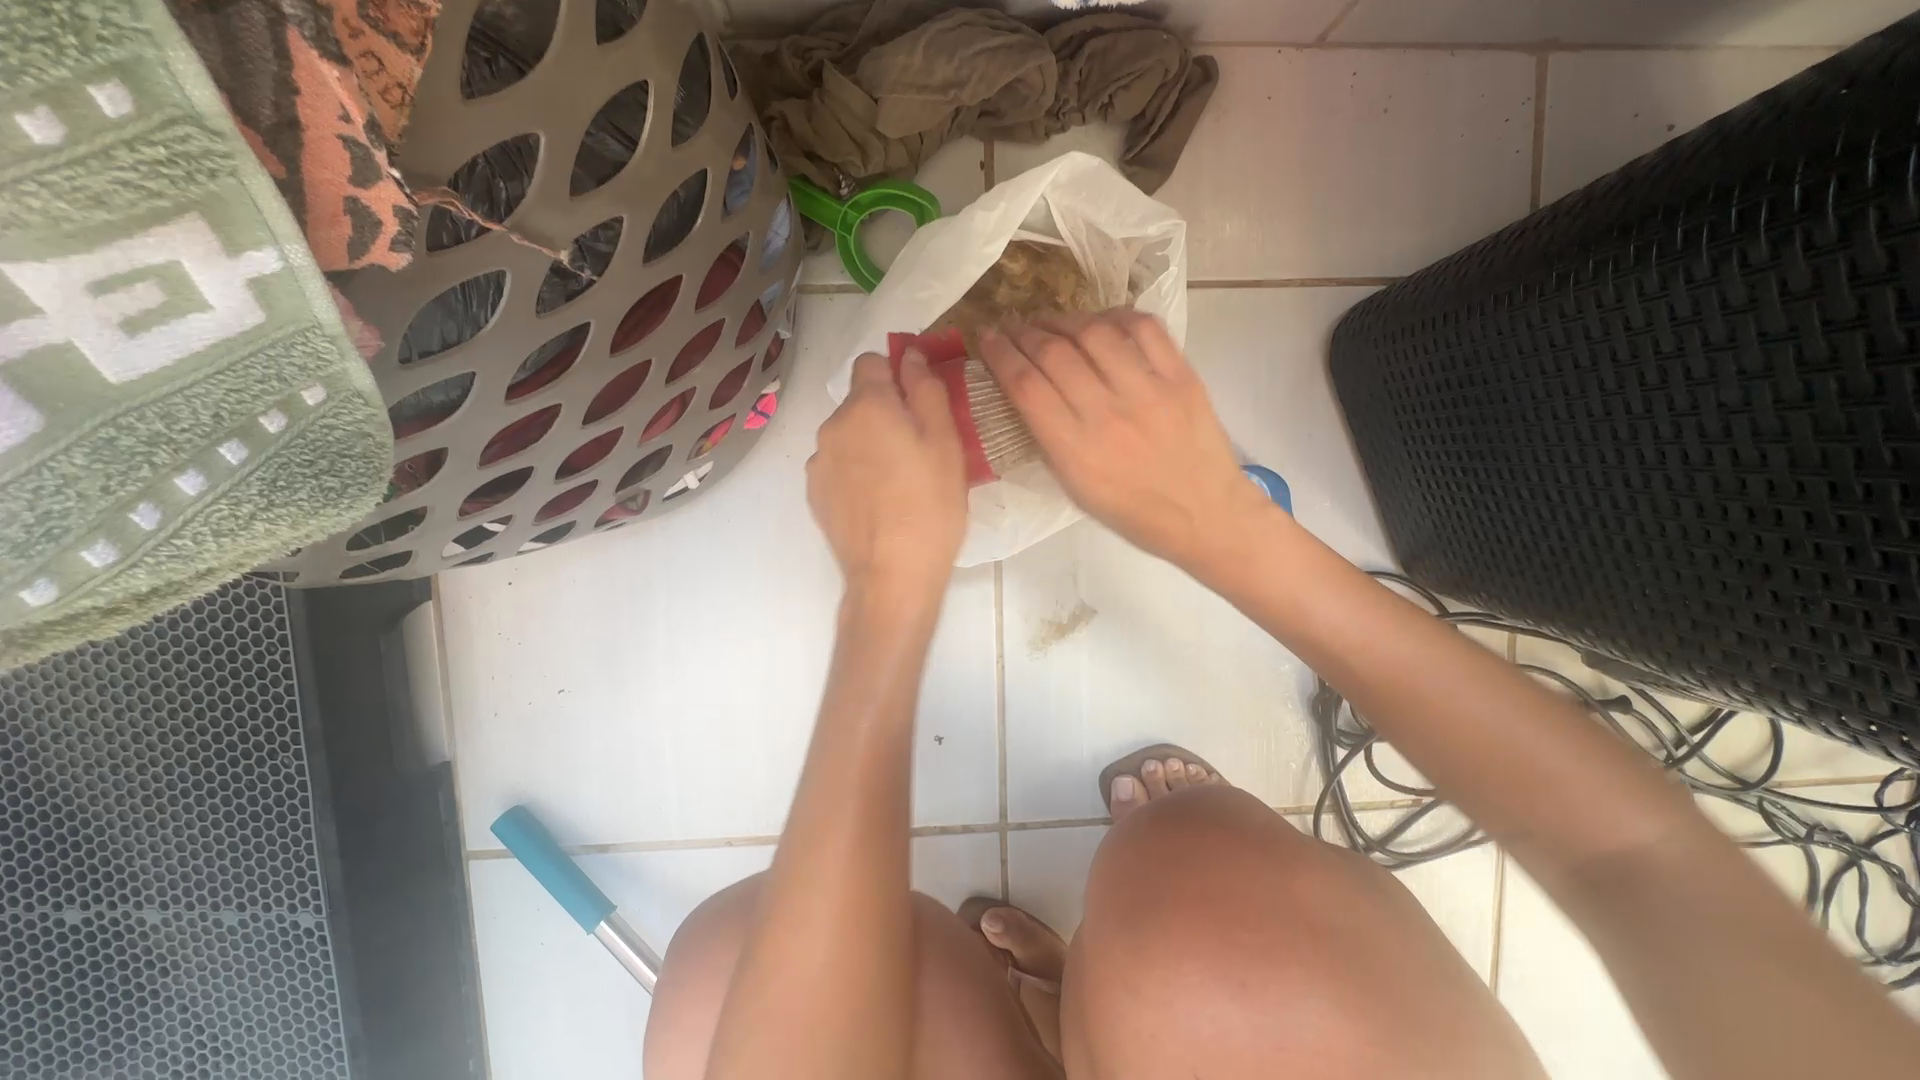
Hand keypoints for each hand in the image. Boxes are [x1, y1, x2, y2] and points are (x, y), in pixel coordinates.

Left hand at [808, 349, 967, 594]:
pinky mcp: (815, 494)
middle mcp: (833, 426)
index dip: (896, 373)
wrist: (892, 575)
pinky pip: (837, 467)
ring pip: (848, 436)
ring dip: (869, 444)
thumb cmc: (930, 505)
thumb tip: (910, 355)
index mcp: (866, 405)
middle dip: (885, 413)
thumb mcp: (945, 442)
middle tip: (919, 449)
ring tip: (899, 481)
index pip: (871, 362)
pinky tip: (878, 502)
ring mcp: (818, 462)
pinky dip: (855, 473)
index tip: (919, 399)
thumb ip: (926, 389)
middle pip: (859, 402)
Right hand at [978, 310, 1272, 566]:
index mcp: (1075, 451)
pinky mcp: (1181, 377)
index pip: (1025, 385)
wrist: (1205, 515)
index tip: (986, 339)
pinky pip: (1144, 328)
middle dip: (1024, 332)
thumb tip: (1025, 392)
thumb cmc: (1134, 512)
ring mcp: (1148, 391)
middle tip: (1013, 326)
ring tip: (1051, 321)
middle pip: (1053, 352)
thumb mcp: (1076, 489)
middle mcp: (1108, 415)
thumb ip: (1049, 441)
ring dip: (1063, 319)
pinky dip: (1115, 316)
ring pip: (1094, 333)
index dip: (999, 354)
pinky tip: (1100, 321)